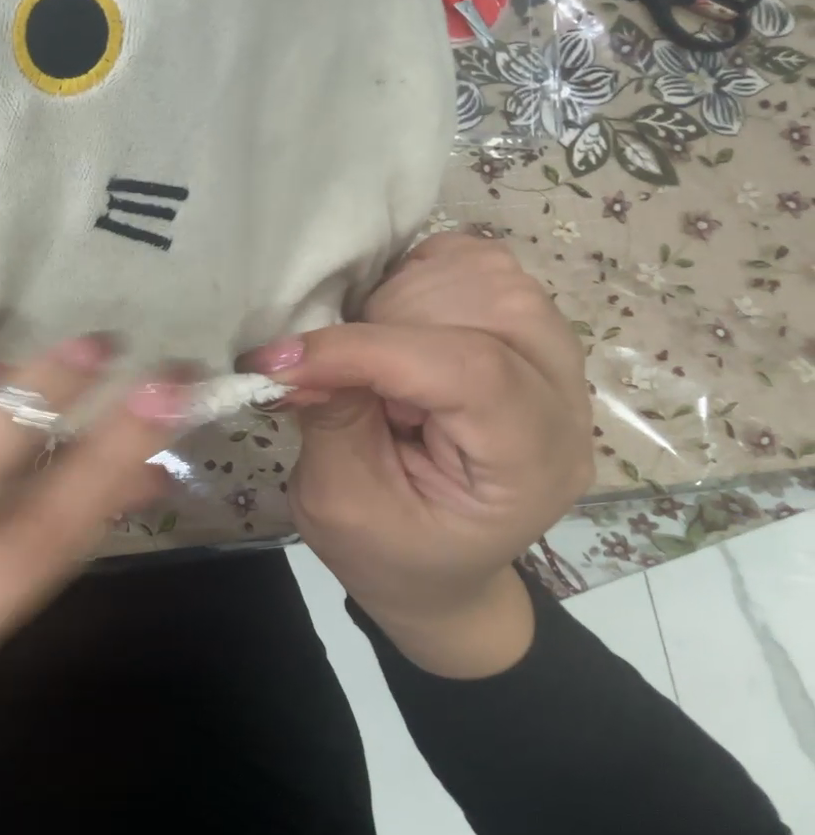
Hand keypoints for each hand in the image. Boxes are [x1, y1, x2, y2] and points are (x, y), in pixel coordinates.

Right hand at [242, 234, 594, 676]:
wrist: (435, 568)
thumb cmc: (388, 550)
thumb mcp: (340, 505)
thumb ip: (329, 424)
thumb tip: (294, 357)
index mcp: (529, 461)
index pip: (469, 371)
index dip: (363, 350)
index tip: (275, 364)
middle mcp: (560, 397)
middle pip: (487, 304)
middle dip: (380, 320)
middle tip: (320, 364)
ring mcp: (548, 358)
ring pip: (481, 272)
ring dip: (395, 295)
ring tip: (355, 345)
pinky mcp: (515, 333)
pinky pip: (471, 266)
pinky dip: (410, 277)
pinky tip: (382, 325)